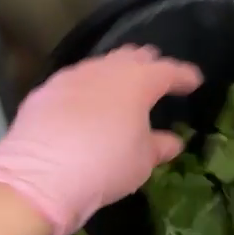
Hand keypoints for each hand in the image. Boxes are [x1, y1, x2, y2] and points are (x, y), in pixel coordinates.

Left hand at [0, 45, 202, 234]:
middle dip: (148, 65)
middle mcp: (104, 71)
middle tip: (157, 76)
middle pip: (131, 58)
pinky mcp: (45, 93)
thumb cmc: (104, 166)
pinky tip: (87, 106)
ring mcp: (71, 78)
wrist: (39, 176)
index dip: (183, 75)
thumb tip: (171, 142)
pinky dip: (87, 91)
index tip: (194, 81)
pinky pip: (74, 84)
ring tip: (121, 89)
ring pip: (100, 67)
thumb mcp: (141, 163)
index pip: (167, 71)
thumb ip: (158, 147)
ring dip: (114, 75)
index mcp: (136, 82)